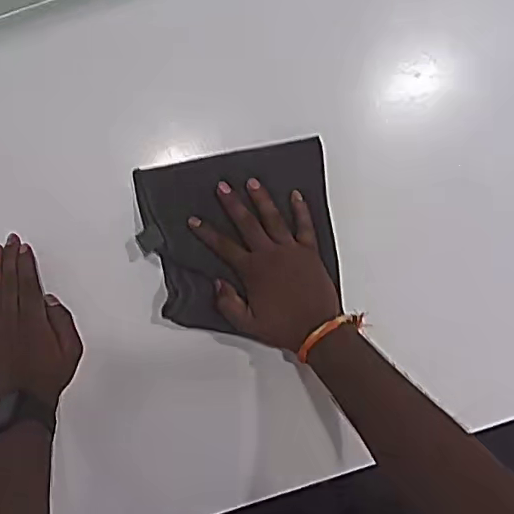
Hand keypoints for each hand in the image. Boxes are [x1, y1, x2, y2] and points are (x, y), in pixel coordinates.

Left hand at [0, 234, 82, 406]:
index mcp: (33, 320)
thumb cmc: (48, 376)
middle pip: (11, 281)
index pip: (28, 283)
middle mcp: (13, 320)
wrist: (24, 399)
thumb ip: (61, 321)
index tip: (23, 248)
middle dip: (10, 258)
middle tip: (10, 241)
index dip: (25, 263)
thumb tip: (49, 302)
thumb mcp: (71, 349)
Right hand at [188, 178, 342, 351]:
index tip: (194, 220)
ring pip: (273, 218)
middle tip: (223, 187)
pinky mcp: (310, 252)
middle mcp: (270, 255)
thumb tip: (217, 283)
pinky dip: (300, 210)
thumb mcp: (247, 322)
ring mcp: (291, 250)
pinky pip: (305, 226)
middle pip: (247, 223)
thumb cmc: (284, 327)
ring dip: (262, 199)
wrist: (318, 331)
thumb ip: (228, 303)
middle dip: (232, 203)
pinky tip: (295, 195)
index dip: (207, 232)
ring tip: (252, 182)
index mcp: (253, 270)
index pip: (224, 246)